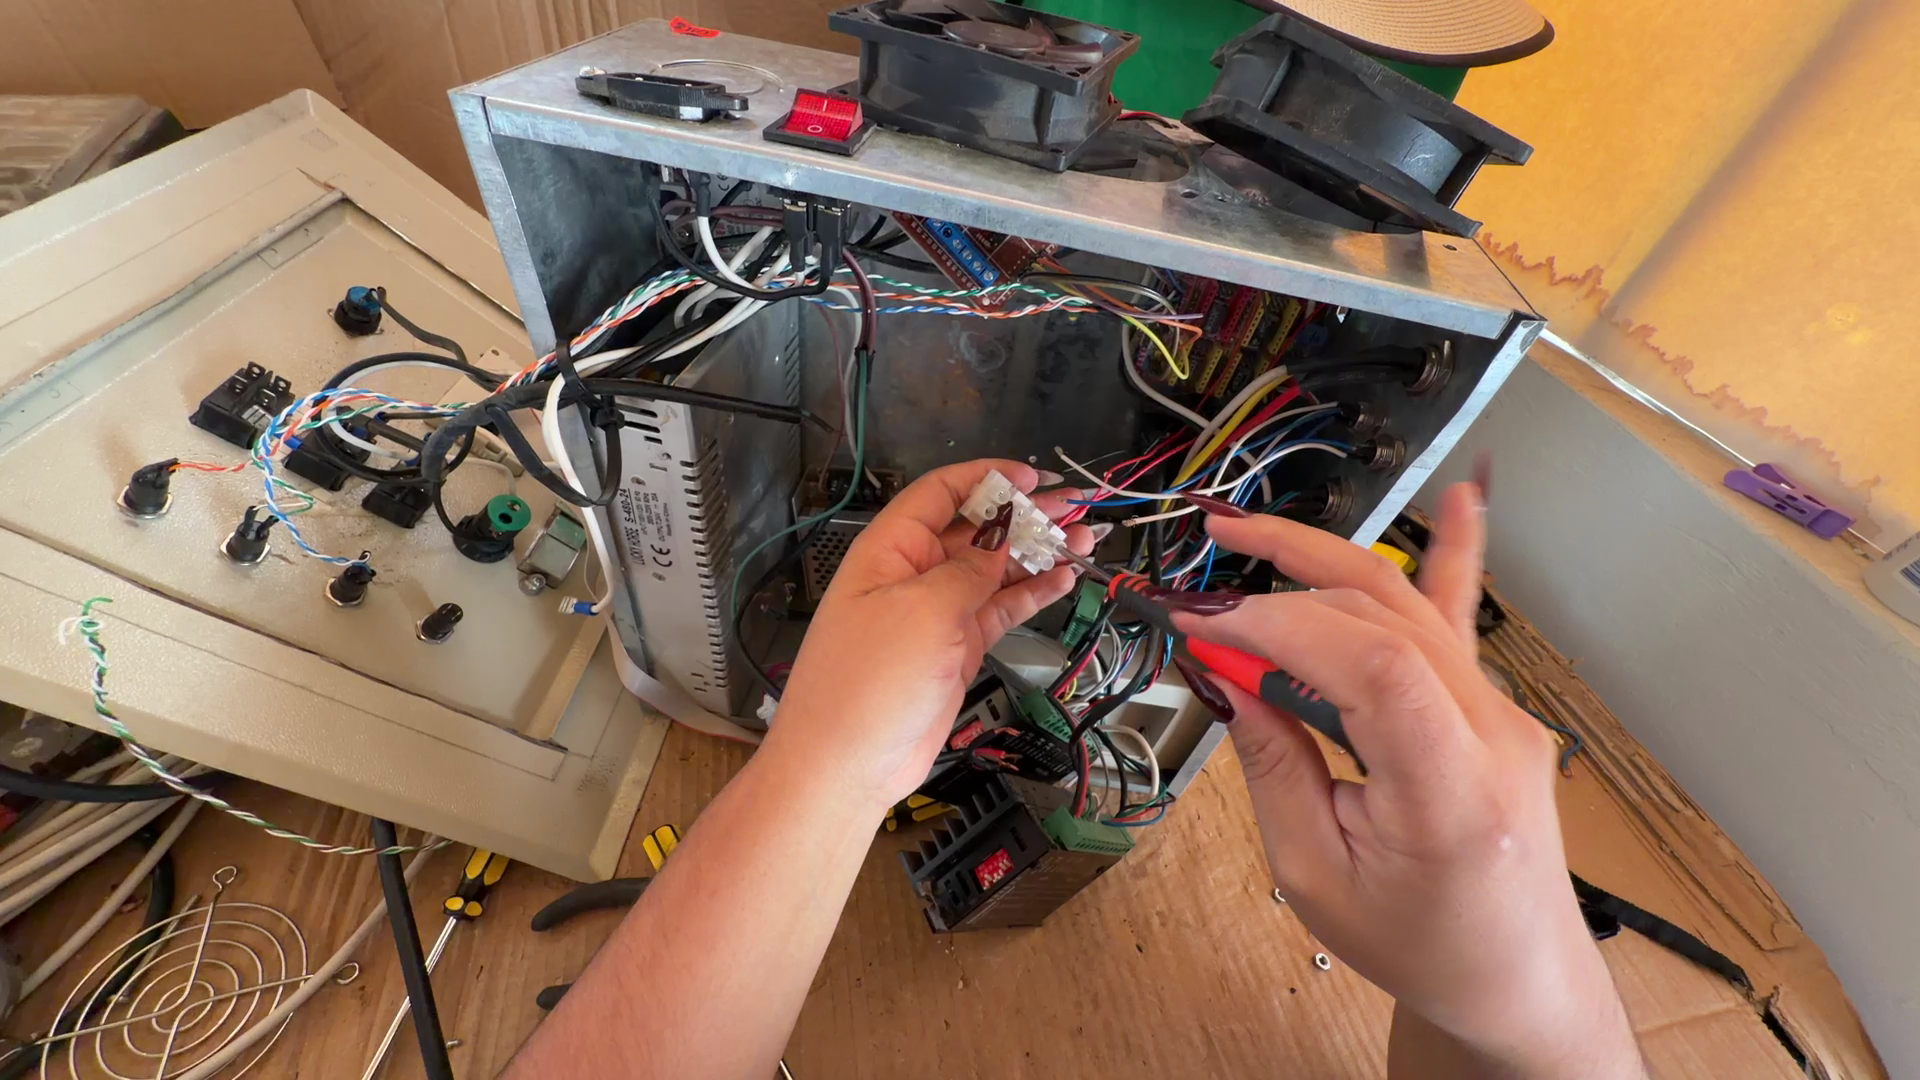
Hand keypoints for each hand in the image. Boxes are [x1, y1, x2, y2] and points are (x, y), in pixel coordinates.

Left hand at [772, 460, 1092, 810]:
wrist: (848, 763)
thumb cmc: (869, 679)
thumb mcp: (921, 611)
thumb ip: (967, 571)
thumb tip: (998, 545)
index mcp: (892, 549)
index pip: (941, 493)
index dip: (986, 478)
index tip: (1031, 477)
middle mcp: (916, 572)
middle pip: (978, 530)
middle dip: (1027, 516)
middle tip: (1077, 509)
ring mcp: (939, 611)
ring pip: (996, 569)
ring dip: (1039, 553)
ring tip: (1086, 540)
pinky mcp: (958, 646)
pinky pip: (1000, 608)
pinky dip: (1032, 593)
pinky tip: (1064, 578)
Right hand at [1178, 484, 1640, 1077]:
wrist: (1517, 976)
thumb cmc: (1416, 942)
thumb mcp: (1312, 870)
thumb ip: (1270, 761)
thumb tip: (1222, 675)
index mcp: (1450, 793)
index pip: (1366, 664)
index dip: (1275, 627)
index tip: (1202, 625)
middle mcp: (1490, 733)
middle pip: (1379, 614)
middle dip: (1277, 583)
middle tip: (1202, 571)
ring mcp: (1498, 708)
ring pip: (1402, 601)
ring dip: (1317, 559)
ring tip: (1246, 532)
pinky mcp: (1488, 701)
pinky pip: (1460, 616)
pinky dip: (1455, 549)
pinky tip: (1464, 495)